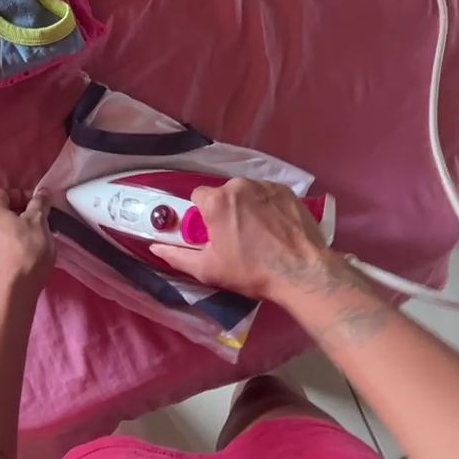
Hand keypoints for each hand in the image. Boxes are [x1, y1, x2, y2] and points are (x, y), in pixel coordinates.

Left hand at [0, 189, 54, 303]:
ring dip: (18, 230)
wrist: (13, 292)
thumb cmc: (26, 251)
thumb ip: (40, 203)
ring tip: (36, 238)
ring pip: (1, 230)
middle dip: (21, 213)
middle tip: (40, 220)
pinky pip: (0, 246)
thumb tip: (42, 192)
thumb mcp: (39, 222)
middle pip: (2, 212)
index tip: (39, 205)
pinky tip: (27, 254)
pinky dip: (12, 245)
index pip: (4, 193)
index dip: (23, 195)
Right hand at [150, 178, 341, 301]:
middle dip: (226, 211)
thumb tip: (155, 246)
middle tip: (238, 236)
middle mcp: (238, 185)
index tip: (212, 232)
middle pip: (223, 194)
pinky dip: (268, 206)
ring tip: (260, 233)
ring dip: (248, 207)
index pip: (198, 197)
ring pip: (247, 192)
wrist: (303, 273)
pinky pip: (268, 194)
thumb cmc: (251, 271)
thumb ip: (177, 256)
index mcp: (216, 201)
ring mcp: (265, 185)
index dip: (202, 215)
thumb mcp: (209, 270)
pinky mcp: (287, 190)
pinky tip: (276, 227)